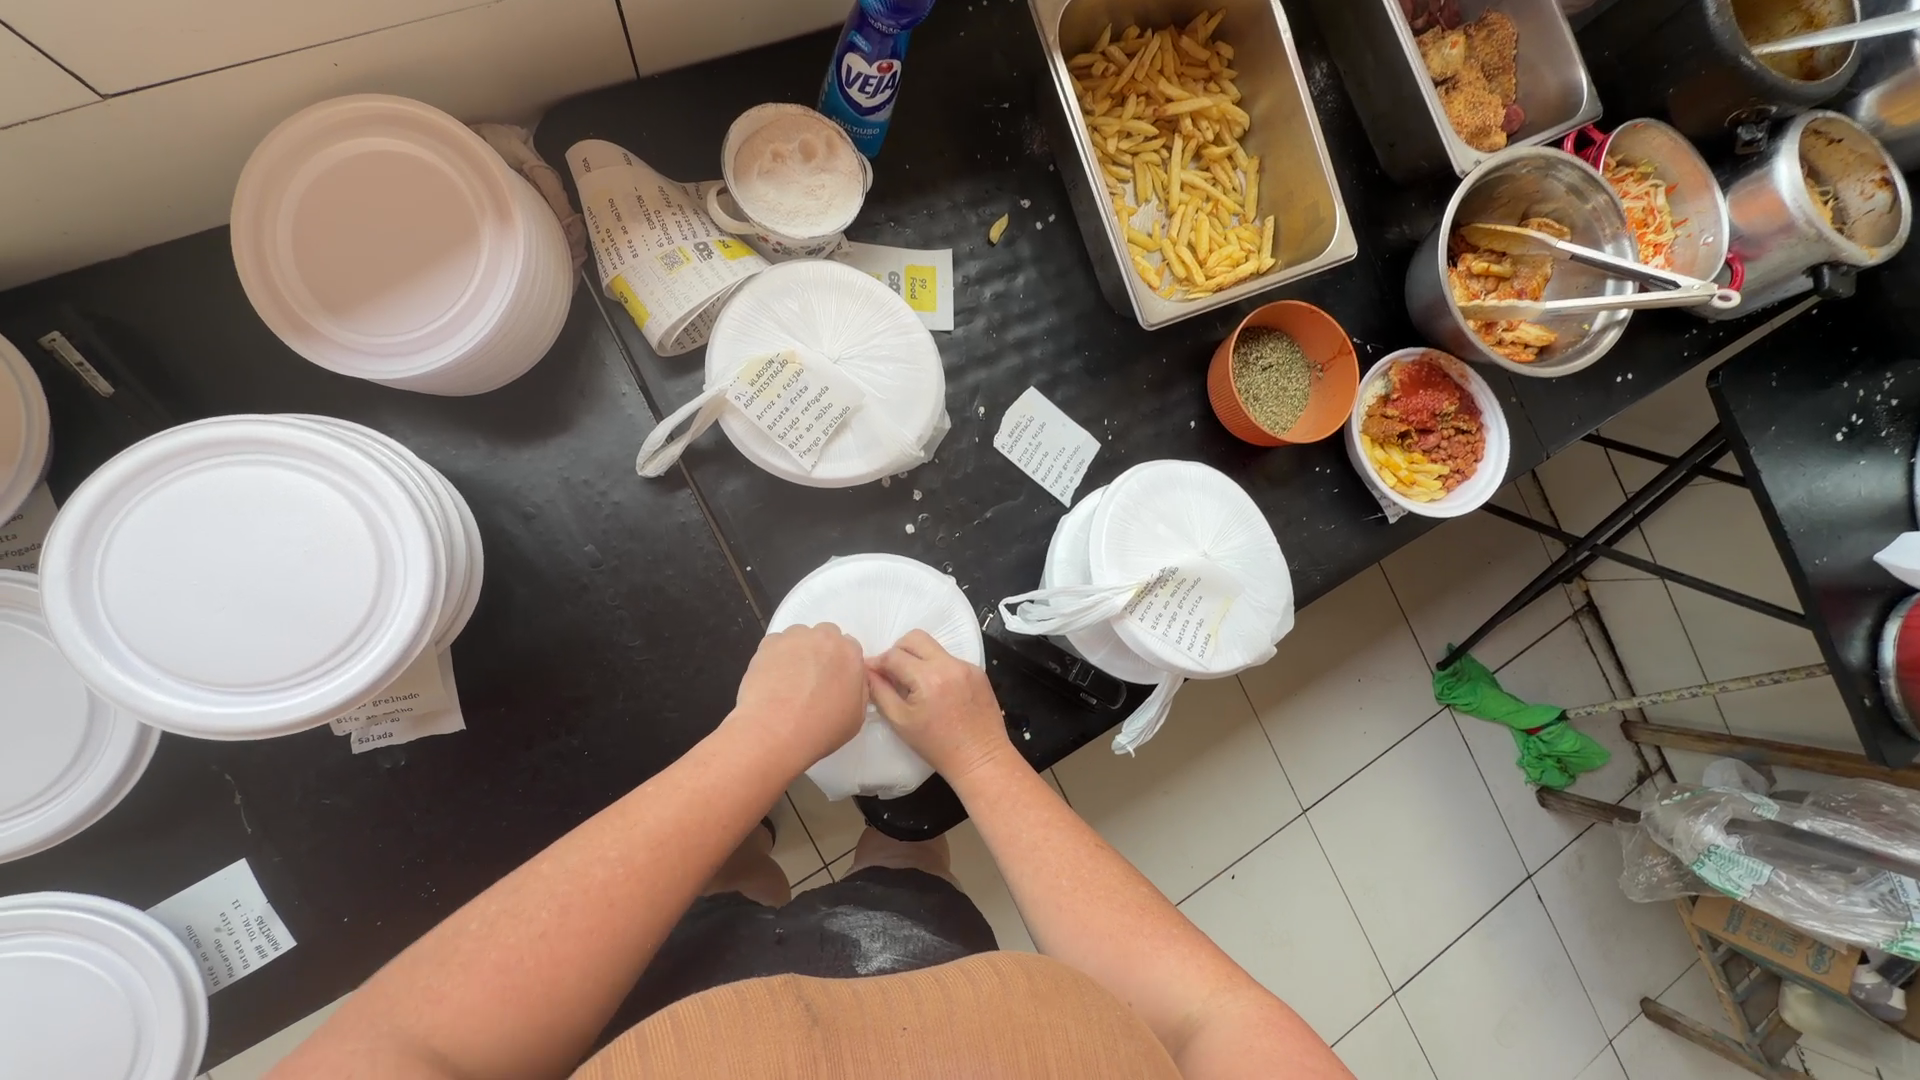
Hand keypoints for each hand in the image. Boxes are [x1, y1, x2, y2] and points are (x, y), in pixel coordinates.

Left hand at [731, 623, 867, 771]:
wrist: (775, 732)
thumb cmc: (820, 729)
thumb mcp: (856, 716)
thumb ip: (858, 690)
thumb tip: (851, 682)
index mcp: (850, 654)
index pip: (850, 648)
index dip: (841, 664)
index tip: (833, 679)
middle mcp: (824, 639)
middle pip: (826, 635)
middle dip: (821, 651)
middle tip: (812, 677)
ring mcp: (795, 638)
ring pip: (799, 636)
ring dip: (798, 651)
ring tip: (789, 679)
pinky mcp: (769, 644)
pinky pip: (776, 644)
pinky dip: (775, 657)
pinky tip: (772, 679)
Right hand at [866, 630, 1013, 781]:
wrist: (980, 758)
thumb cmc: (937, 746)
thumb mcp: (900, 722)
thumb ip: (880, 692)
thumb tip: (867, 672)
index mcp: (927, 678)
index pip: (894, 656)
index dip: (878, 662)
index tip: (871, 671)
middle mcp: (949, 665)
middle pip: (915, 638)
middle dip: (898, 650)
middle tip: (892, 672)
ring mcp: (966, 666)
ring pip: (933, 647)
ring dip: (918, 658)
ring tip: (914, 683)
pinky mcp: (977, 671)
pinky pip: (950, 660)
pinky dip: (937, 668)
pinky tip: (936, 691)